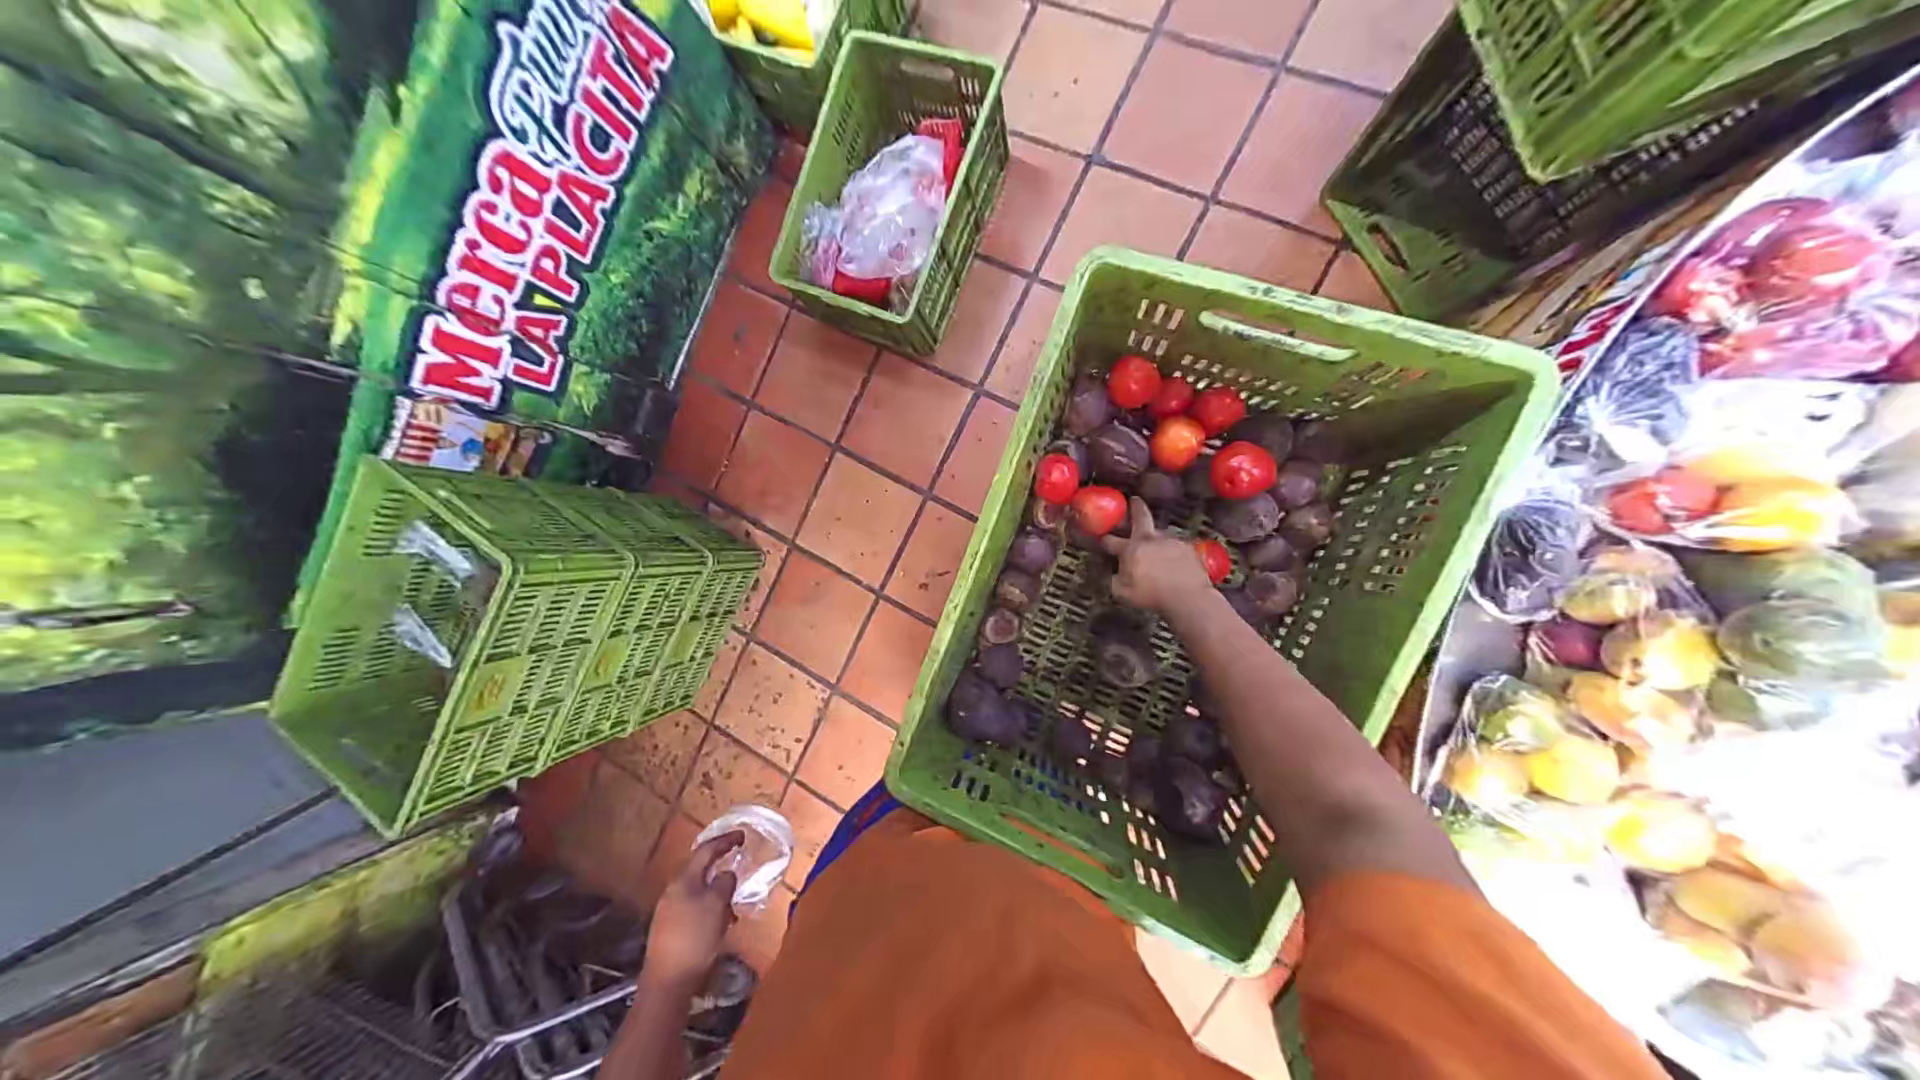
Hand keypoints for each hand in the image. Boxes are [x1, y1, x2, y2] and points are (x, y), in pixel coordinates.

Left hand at [643, 830, 742, 987]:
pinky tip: (720, 920)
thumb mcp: (717, 905)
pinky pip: (694, 907)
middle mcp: (672, 891)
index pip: (705, 850)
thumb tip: (726, 874)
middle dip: (718, 863)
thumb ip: (724, 883)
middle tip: (736, 858)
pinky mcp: (670, 930)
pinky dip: (710, 906)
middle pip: (698, 868)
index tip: (742, 835)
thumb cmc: (695, 938)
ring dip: (716, 888)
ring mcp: (668, 911)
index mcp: (683, 880)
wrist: (668, 982)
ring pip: (697, 889)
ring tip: (733, 896)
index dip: (725, 841)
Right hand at [1100, 497, 1213, 615]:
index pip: (1111, 540)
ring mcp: (1171, 541)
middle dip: (1136, 507)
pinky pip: (1176, 546)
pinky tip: (1173, 561)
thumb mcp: (1122, 593)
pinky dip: (1171, 551)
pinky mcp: (1187, 547)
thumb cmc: (1152, 595)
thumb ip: (1113, 581)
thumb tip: (1110, 576)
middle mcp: (1150, 539)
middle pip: (1141, 517)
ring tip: (1155, 546)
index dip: (1104, 538)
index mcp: (1130, 548)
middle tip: (1134, 500)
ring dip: (1155, 537)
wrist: (1188, 596)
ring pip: (1159, 534)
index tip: (1101, 537)